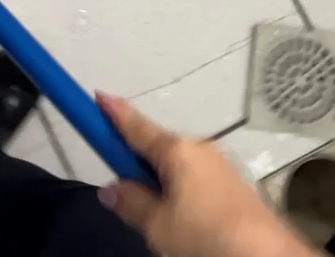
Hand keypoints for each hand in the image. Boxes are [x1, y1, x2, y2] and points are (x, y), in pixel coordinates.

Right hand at [97, 94, 316, 256]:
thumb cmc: (208, 240)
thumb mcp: (160, 228)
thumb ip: (132, 204)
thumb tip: (109, 188)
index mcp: (177, 151)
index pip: (135, 126)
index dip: (113, 112)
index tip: (97, 94)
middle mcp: (199, 149)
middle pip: (157, 148)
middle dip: (138, 164)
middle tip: (125, 193)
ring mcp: (221, 167)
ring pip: (178, 169)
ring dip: (162, 184)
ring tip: (160, 224)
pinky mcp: (236, 189)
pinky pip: (196, 183)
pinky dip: (182, 194)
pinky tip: (186, 226)